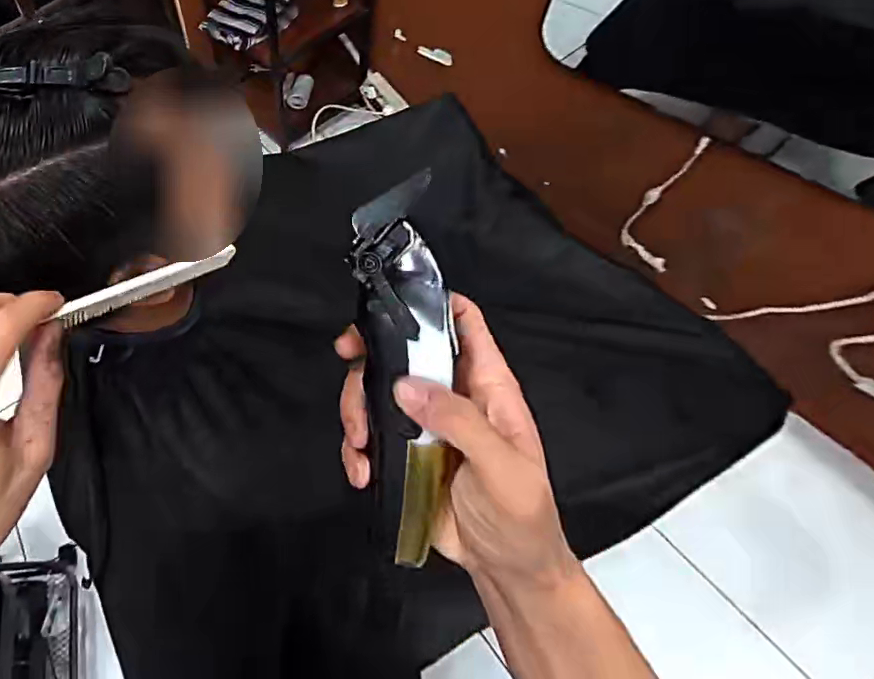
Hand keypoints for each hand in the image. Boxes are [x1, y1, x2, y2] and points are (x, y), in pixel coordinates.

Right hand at [333, 294, 578, 590]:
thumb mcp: (506, 470)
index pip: (464, 326)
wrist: (506, 568)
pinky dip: (354, 445)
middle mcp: (450, 395)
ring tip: (360, 442)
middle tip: (349, 359)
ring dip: (356, 410)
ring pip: (373, 387)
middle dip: (368, 354)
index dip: (432, 304)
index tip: (395, 303)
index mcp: (487, 389)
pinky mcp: (399, 445)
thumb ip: (460, 423)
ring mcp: (422, 419)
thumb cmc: (524, 519)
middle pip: (400, 350)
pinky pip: (365, 429)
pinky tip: (364, 467)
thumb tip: (406, 387)